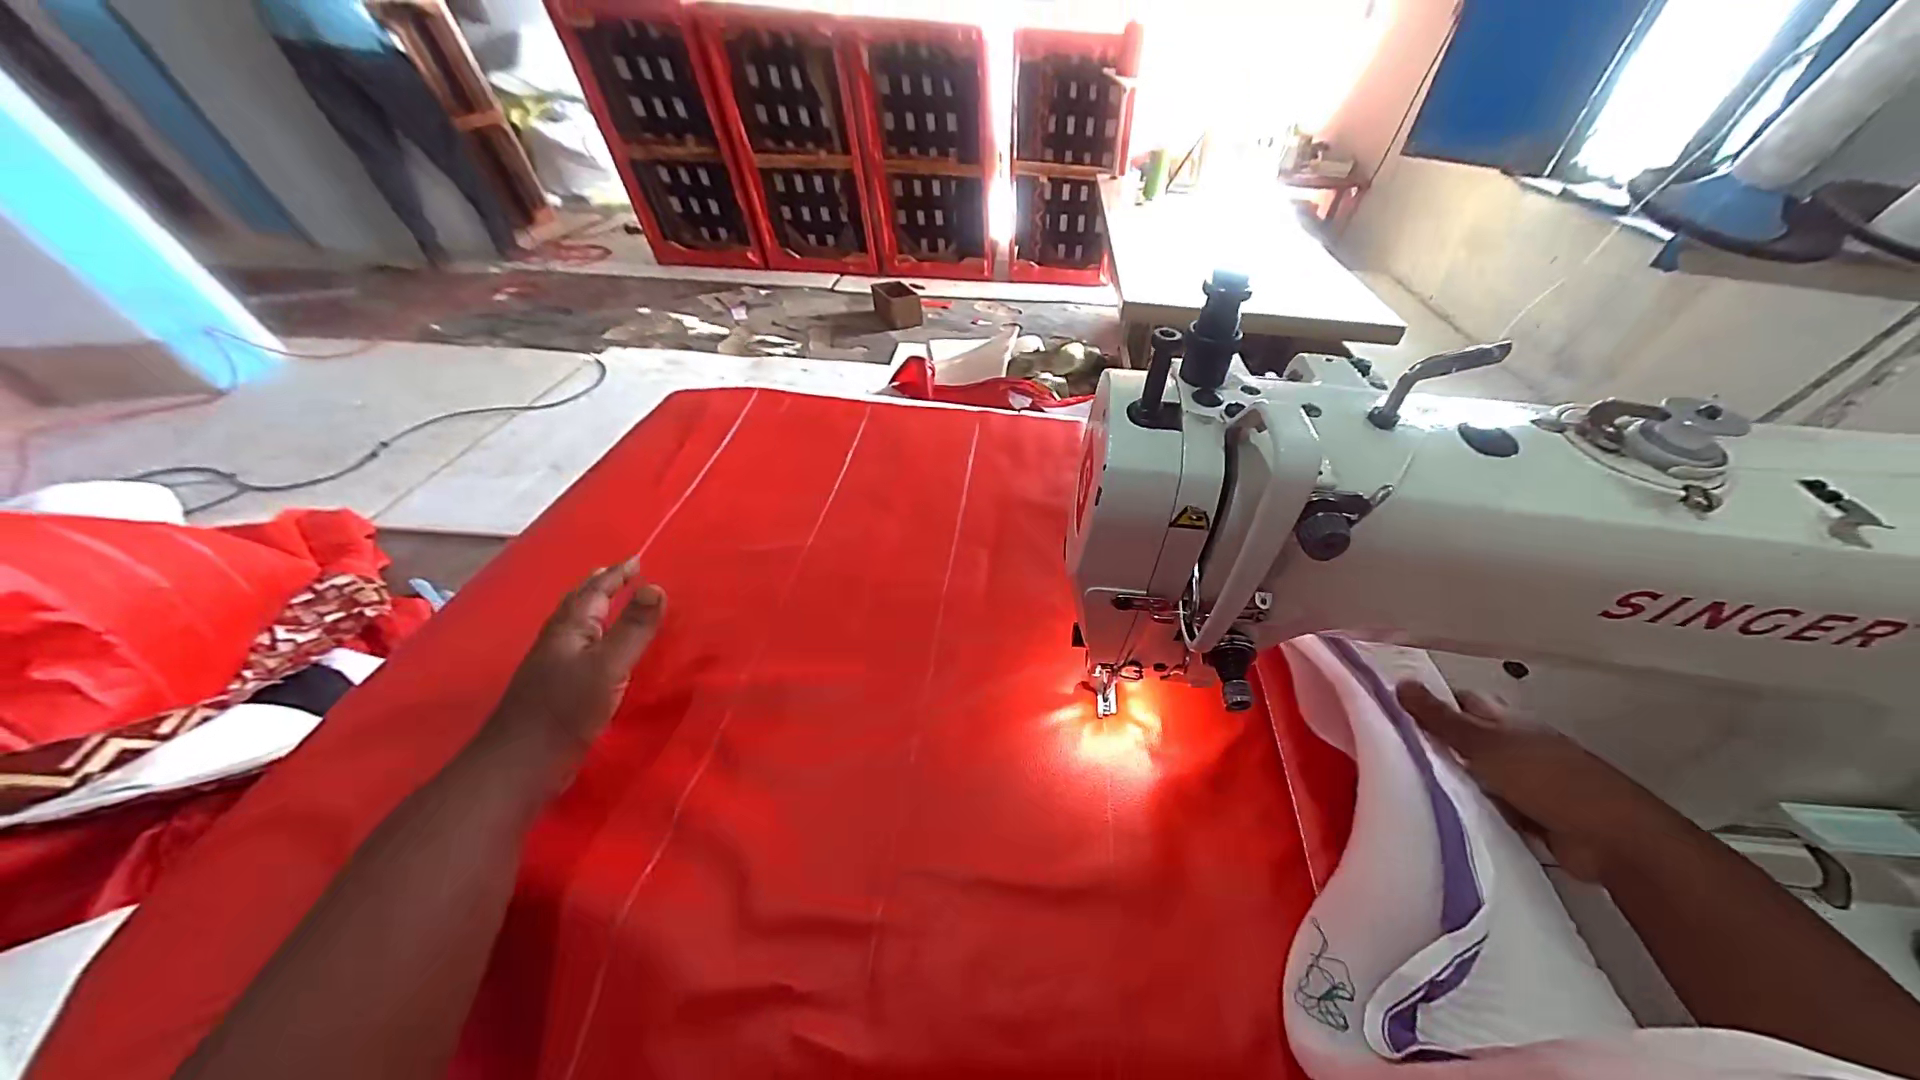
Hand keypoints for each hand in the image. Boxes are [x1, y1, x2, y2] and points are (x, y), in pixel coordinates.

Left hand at [489, 559, 666, 768]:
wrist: (521, 763)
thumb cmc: (566, 708)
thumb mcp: (609, 665)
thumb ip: (634, 628)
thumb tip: (655, 587)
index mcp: (570, 629)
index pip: (595, 592)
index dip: (616, 575)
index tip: (636, 560)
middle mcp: (558, 642)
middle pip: (579, 604)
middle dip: (599, 586)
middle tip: (618, 573)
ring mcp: (553, 666)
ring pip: (577, 625)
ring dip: (594, 608)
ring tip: (609, 601)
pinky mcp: (556, 689)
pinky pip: (581, 647)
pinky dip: (594, 635)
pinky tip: (597, 648)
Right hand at [1395, 681, 1678, 880]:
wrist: (1610, 840)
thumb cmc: (1546, 779)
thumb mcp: (1483, 744)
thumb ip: (1440, 718)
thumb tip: (1400, 681)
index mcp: (1505, 720)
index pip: (1458, 700)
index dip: (1429, 701)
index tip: (1390, 709)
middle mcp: (1514, 744)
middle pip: (1464, 736)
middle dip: (1434, 741)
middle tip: (1388, 748)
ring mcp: (1523, 780)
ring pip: (1472, 771)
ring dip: (1450, 777)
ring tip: (1404, 780)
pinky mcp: (1528, 813)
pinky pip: (1486, 802)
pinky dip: (1470, 805)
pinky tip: (1442, 809)